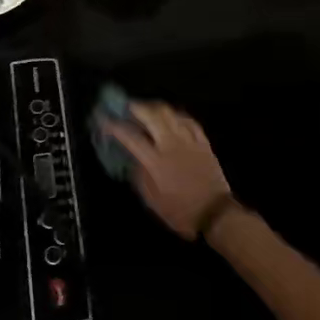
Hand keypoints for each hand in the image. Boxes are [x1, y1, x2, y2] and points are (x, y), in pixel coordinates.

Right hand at [105, 102, 231, 239]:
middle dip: (136, 107)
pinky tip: (171, 118)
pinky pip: (188, 121)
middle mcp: (171, 144)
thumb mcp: (151, 199)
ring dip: (155, 108)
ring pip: (171, 113)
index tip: (105, 120)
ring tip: (146, 110)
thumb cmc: (179, 211)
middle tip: (126, 107)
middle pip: (151, 115)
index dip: (114, 126)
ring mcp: (189, 141)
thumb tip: (132, 159)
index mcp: (155, 161)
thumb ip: (139, 175)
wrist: (214, 213)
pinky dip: (176, 116)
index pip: (130, 137)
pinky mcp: (203, 142)